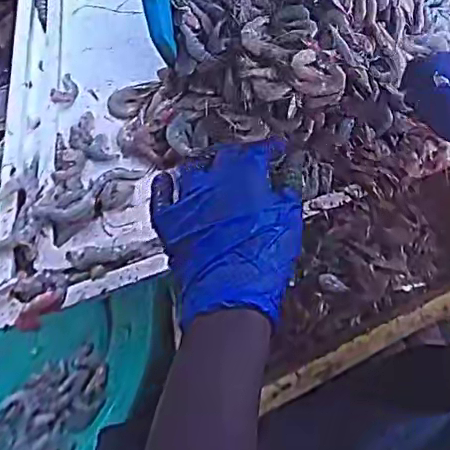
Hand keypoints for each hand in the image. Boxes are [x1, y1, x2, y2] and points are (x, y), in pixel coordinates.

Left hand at [150, 139, 300, 330]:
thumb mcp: (288, 222)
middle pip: (224, 155)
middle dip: (238, 155)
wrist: (230, 301)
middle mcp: (215, 181)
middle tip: (247, 159)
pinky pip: (162, 197)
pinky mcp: (171, 223)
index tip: (275, 149)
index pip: (257, 151)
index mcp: (246, 177)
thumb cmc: (261, 264)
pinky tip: (165, 180)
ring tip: (212, 169)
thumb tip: (288, 181)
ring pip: (192, 170)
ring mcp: (190, 200)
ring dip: (204, 168)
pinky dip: (163, 187)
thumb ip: (287, 194)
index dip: (268, 149)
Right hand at [403, 53, 449, 166]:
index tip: (408, 90)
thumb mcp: (435, 113)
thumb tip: (412, 90)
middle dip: (433, 78)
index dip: (412, 77)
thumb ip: (420, 97)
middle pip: (442, 64)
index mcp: (448, 60)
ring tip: (447, 103)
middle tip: (425, 97)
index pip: (421, 63)